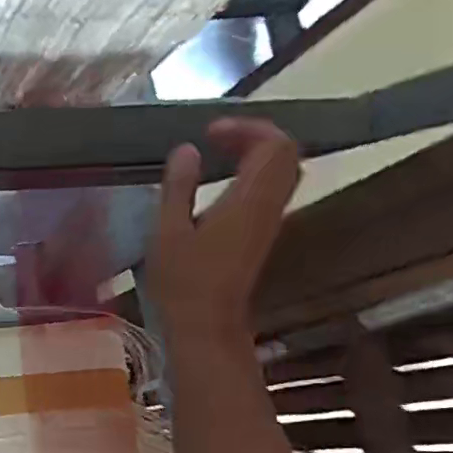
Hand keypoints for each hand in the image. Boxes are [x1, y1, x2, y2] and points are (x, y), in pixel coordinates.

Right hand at [144, 117, 301, 342]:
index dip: (246, 128)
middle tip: (215, 139)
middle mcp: (269, 205)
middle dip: (254, 136)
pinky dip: (253, 175)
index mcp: (249, 200)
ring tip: (218, 156)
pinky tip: (221, 185)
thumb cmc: (182, 281)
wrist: (206, 323)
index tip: (208, 133)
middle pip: (285, 154)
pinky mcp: (261, 235)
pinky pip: (271, 190)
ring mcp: (269, 221)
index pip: (272, 144)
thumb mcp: (168, 232)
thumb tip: (187, 150)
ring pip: (282, 172)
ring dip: (256, 155)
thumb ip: (178, 188)